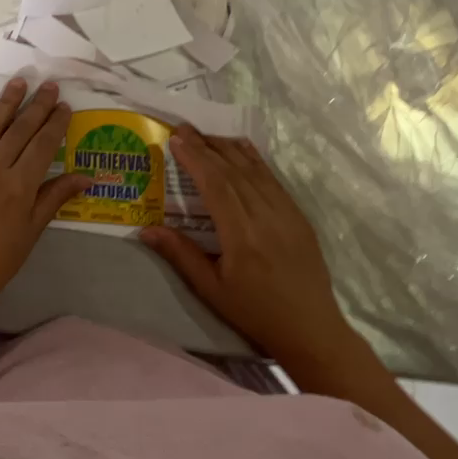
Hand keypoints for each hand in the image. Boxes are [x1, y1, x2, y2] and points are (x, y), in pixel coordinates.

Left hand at [0, 79, 92, 322]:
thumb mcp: (32, 230)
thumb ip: (55, 197)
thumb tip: (87, 177)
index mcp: (20, 186)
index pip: (43, 145)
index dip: (55, 123)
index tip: (65, 105)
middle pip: (20, 130)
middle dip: (37, 105)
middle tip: (49, 85)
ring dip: (6, 102)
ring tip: (19, 82)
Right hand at [141, 125, 361, 366]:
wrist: (311, 331)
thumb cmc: (255, 313)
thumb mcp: (211, 289)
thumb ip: (180, 254)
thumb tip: (145, 229)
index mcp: (242, 236)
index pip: (216, 185)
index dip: (196, 158)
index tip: (176, 139)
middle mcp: (267, 217)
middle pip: (234, 171)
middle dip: (207, 146)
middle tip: (184, 127)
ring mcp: (287, 214)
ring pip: (255, 170)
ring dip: (229, 148)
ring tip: (206, 134)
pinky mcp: (299, 216)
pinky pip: (274, 180)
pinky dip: (255, 160)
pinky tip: (241, 149)